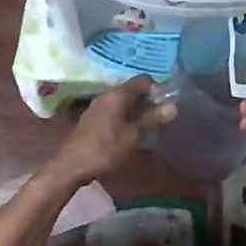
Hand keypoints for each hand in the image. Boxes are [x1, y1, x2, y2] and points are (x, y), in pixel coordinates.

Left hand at [45, 76, 176, 185]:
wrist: (72, 165)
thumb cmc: (105, 149)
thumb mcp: (133, 136)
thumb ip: (152, 119)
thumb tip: (173, 105)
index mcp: (117, 95)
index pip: (143, 80)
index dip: (157, 89)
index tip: (165, 104)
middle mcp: (106, 95)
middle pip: (132, 90)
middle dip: (148, 100)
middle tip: (160, 117)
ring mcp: (97, 106)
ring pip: (123, 101)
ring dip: (136, 110)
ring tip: (148, 126)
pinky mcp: (92, 117)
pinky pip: (114, 110)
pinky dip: (124, 116)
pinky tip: (129, 132)